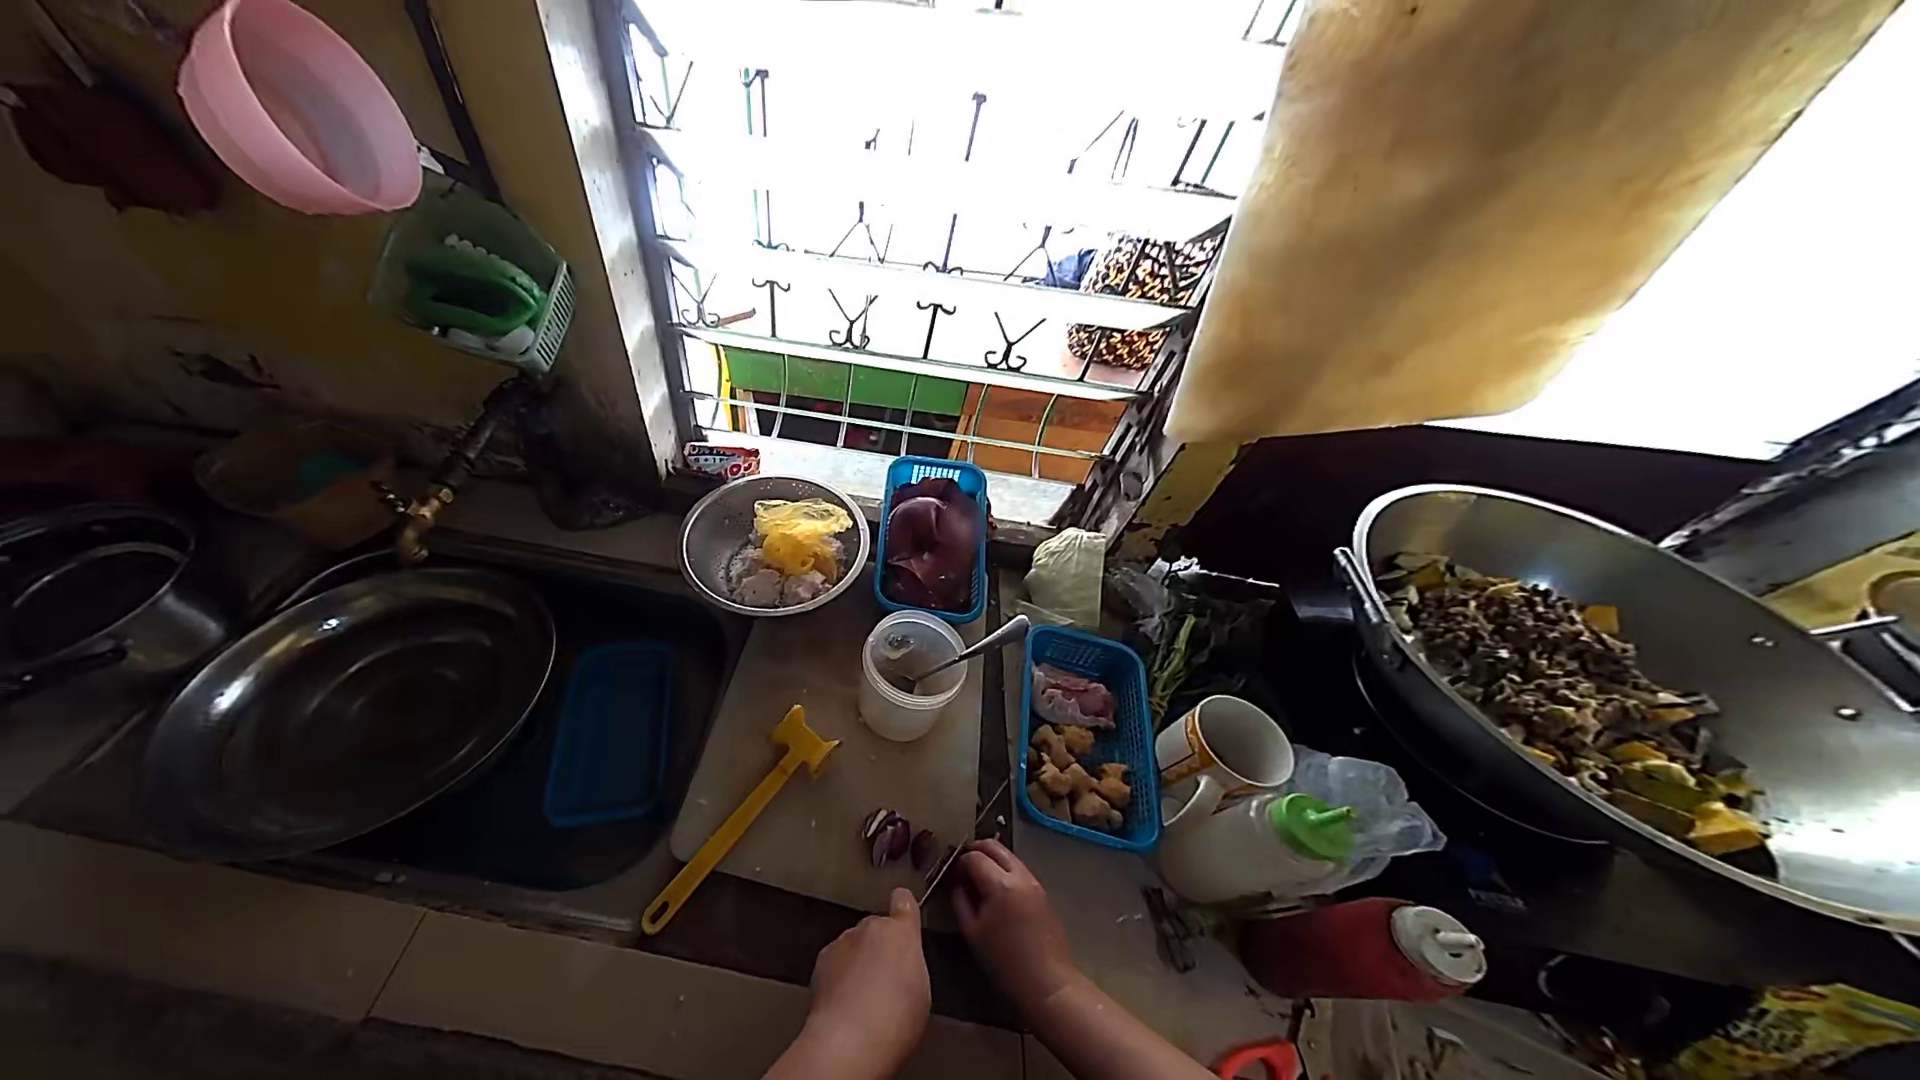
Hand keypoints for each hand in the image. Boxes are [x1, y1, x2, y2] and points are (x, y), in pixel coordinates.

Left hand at [797, 888, 929, 1079]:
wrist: (848, 1042)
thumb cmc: (891, 1023)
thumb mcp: (922, 993)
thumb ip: (913, 965)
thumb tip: (906, 968)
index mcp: (902, 933)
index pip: (904, 900)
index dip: (903, 907)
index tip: (903, 910)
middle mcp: (872, 928)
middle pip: (877, 928)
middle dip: (879, 947)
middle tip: (884, 981)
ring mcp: (845, 941)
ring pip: (854, 944)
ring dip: (857, 961)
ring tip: (862, 997)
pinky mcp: (822, 959)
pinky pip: (834, 960)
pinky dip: (838, 974)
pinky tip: (843, 1001)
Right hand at [950, 839, 1082, 1010]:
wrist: (1048, 981)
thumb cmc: (1005, 962)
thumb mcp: (973, 934)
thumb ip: (960, 902)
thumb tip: (957, 883)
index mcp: (1000, 885)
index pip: (974, 857)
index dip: (959, 862)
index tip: (952, 875)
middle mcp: (1019, 875)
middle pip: (994, 846)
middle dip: (976, 850)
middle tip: (963, 866)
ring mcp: (1034, 881)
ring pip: (1008, 855)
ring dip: (992, 858)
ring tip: (978, 878)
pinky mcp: (1042, 890)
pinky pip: (1019, 868)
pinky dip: (1004, 869)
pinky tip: (997, 890)